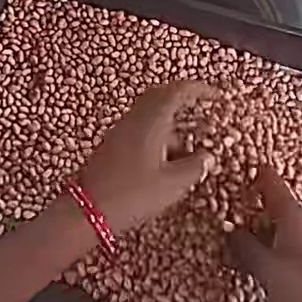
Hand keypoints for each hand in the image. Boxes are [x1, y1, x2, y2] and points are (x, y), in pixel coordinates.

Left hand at [74, 81, 216, 232]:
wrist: (86, 211)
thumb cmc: (133, 195)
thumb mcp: (172, 184)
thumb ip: (194, 167)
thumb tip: (208, 157)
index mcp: (151, 121)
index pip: (176, 91)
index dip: (198, 89)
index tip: (215, 95)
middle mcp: (134, 120)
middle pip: (160, 97)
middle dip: (182, 101)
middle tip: (202, 111)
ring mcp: (120, 132)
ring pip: (150, 117)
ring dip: (171, 126)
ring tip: (188, 153)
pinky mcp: (112, 147)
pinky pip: (140, 131)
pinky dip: (158, 138)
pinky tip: (166, 164)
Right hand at [229, 167, 301, 301]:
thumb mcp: (265, 269)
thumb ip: (244, 245)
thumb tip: (229, 228)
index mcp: (294, 218)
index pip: (272, 183)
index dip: (254, 172)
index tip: (236, 162)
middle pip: (276, 202)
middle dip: (253, 196)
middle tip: (225, 191)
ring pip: (279, 224)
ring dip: (258, 220)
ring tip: (232, 220)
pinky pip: (283, 242)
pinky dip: (266, 240)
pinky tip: (253, 251)